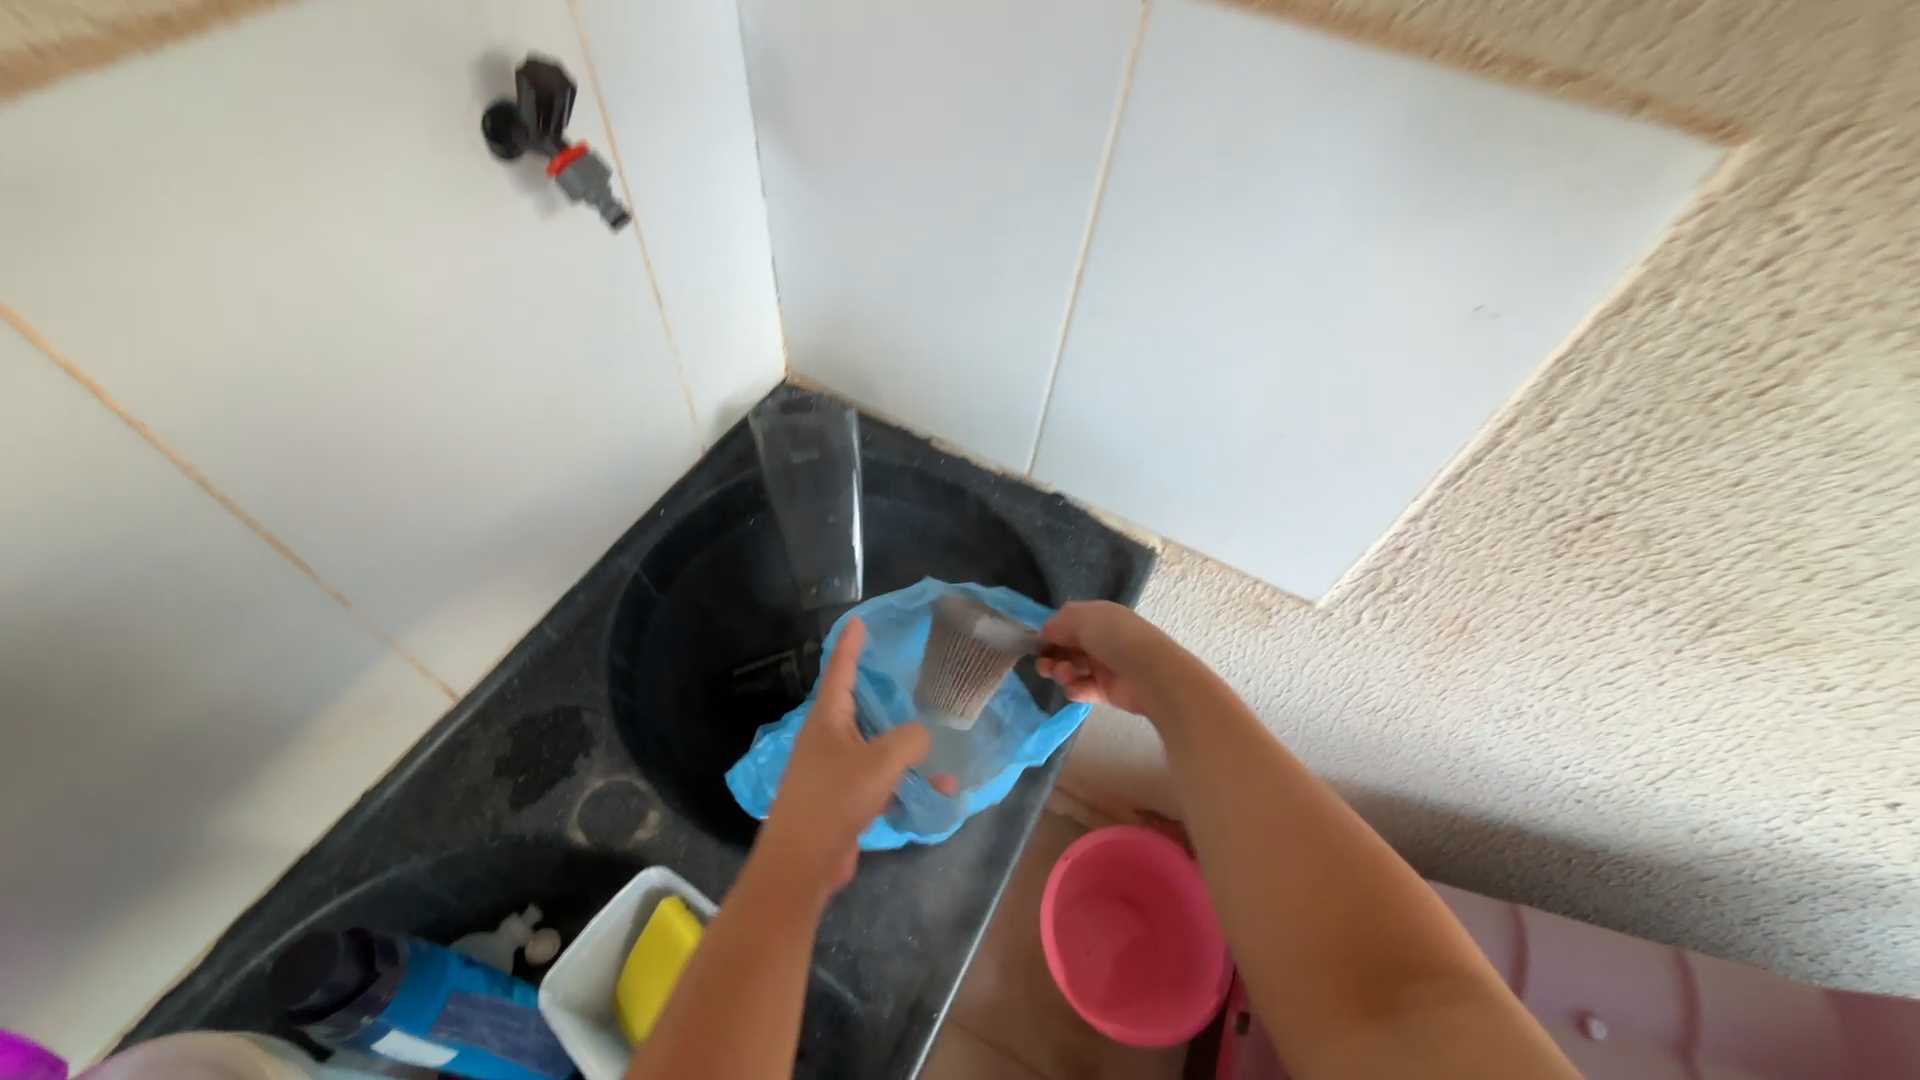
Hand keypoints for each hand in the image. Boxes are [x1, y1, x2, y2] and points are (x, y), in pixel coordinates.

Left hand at [755, 619, 928, 899]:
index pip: (840, 670)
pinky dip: (904, 781)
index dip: (851, 645)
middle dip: (883, 693)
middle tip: (906, 674)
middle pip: (859, 706)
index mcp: (827, 719)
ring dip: (906, 749)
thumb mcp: (881, 762)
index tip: (858, 621)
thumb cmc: (835, 800)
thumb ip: (910, 740)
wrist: (802, 863)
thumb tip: (920, 738)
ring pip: (875, 746)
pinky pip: (879, 779)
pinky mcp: (842, 799)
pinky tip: (935, 793)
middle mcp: (826, 738)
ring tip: (940, 752)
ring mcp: (832, 770)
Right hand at [1035, 601, 1189, 717]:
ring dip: (1062, 672)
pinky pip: (1083, 689)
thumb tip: (1044, 633)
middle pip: (1066, 647)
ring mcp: (1105, 665)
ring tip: (1066, 675)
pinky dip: (1075, 690)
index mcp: (1098, 617)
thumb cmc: (1115, 638)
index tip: (1038, 645)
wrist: (1151, 674)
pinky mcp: (1107, 690)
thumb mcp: (1081, 618)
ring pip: (1072, 669)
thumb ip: (1057, 624)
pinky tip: (1075, 689)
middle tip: (1045, 666)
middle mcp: (1101, 639)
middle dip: (1052, 656)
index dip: (1050, 633)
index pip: (1067, 623)